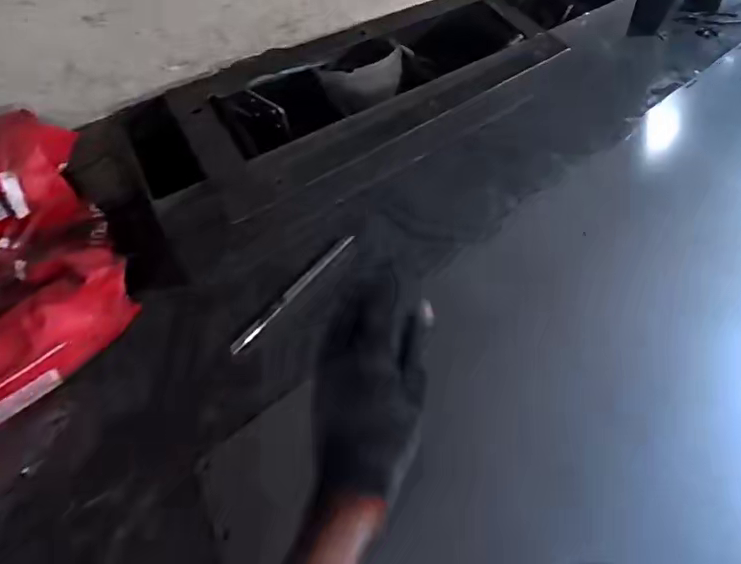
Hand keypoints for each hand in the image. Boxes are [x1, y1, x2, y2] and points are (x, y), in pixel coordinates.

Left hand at [314, 272, 432, 503]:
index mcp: (371, 351)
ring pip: (338, 317)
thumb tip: (422, 309)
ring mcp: (327, 361)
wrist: (352, 478)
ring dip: (351, 297)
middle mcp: (344, 349)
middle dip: (367, 283)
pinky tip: (346, 316)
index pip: (379, 302)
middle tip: (379, 265)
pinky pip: (329, 333)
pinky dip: (340, 318)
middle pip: (354, 304)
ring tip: (364, 282)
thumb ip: (415, 346)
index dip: (387, 280)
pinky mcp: (319, 375)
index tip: (395, 263)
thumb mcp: (414, 391)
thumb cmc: (392, 436)